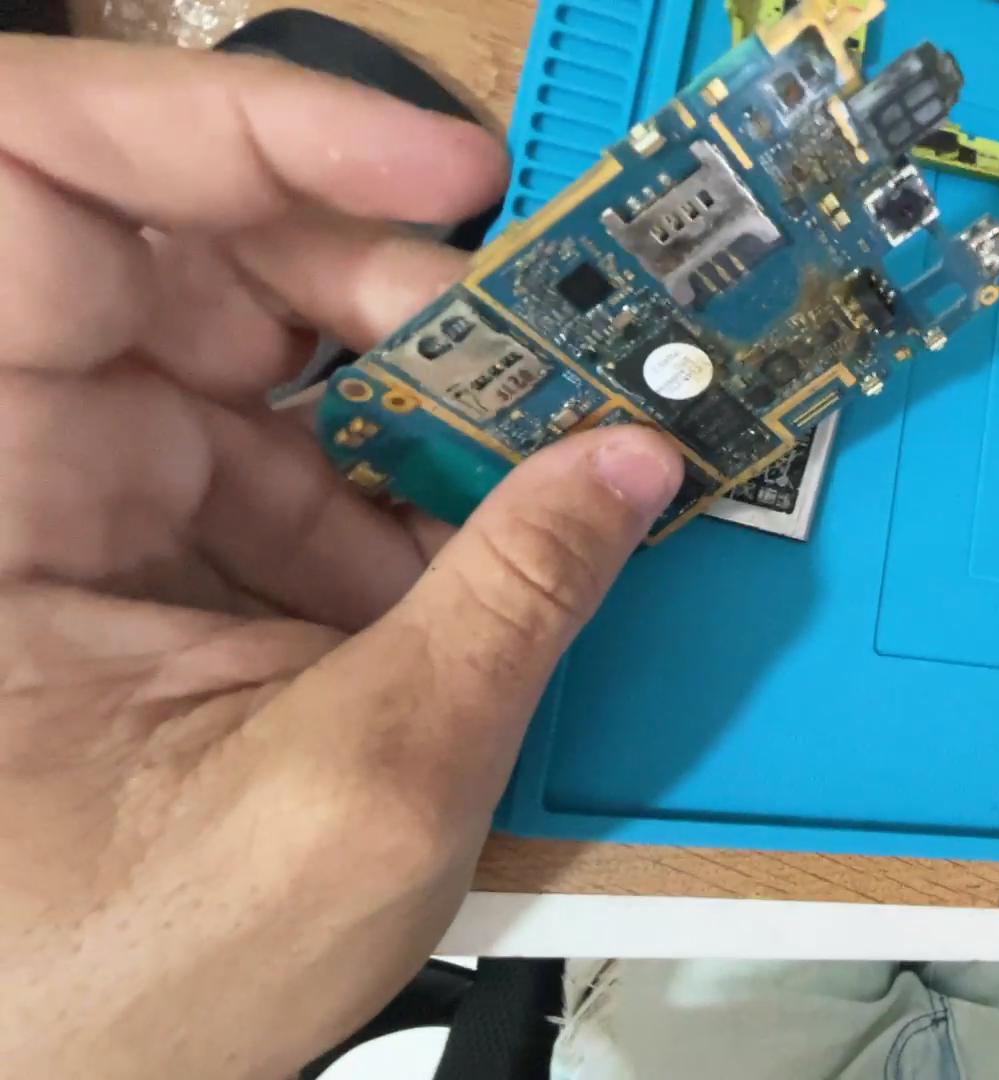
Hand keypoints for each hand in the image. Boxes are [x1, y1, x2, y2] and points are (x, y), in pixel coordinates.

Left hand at [0, 38, 681, 1077]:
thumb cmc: (116, 990)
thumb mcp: (373, 777)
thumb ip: (521, 597)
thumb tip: (634, 468)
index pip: (44, 186)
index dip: (256, 137)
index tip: (449, 173)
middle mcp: (14, 457)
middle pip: (222, 266)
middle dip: (413, 297)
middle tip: (558, 353)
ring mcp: (113, 495)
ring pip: (311, 363)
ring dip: (460, 400)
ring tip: (569, 448)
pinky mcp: (198, 540)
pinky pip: (347, 455)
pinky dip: (455, 476)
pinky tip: (521, 521)